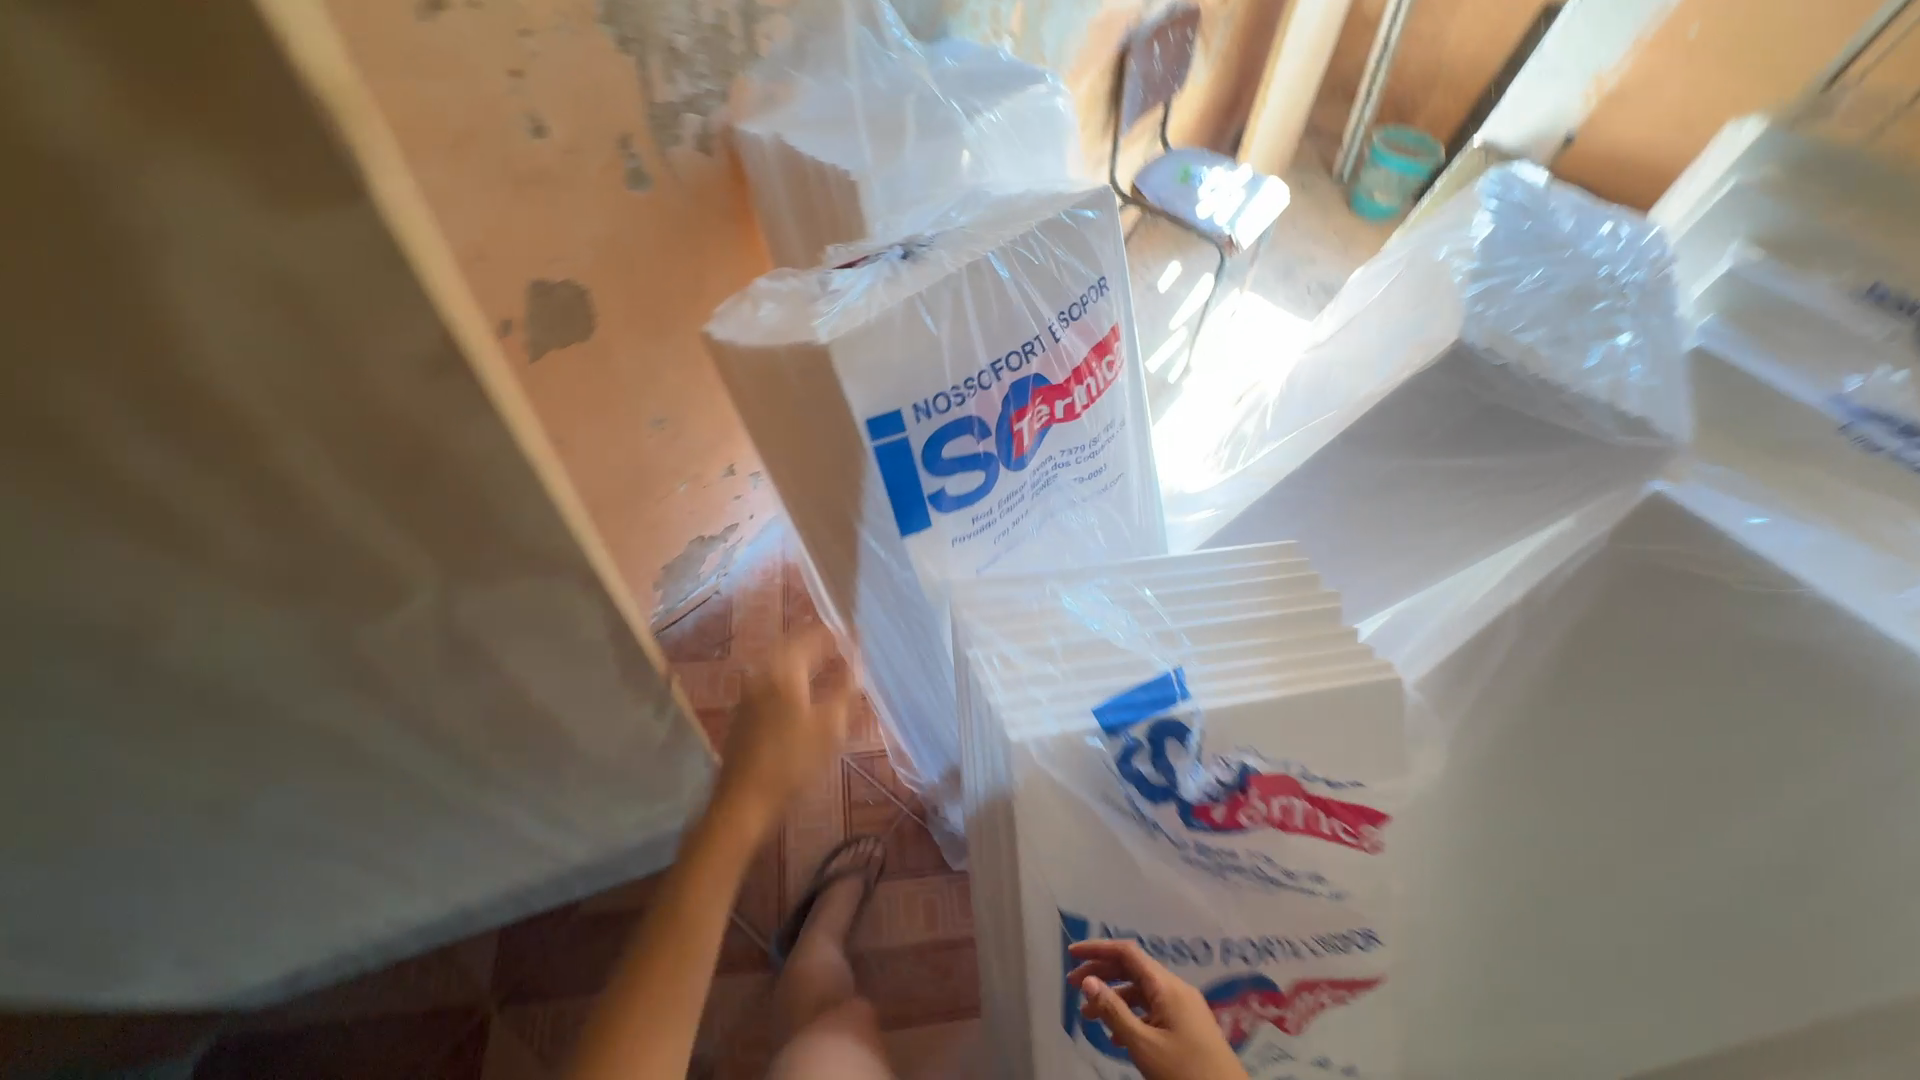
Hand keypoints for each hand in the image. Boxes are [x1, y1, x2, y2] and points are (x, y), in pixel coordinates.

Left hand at [711, 625, 852, 830]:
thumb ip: (846, 691)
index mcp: (784, 670)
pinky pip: (772, 680)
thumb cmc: (792, 762)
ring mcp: (749, 692)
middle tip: (842, 645)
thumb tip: (858, 665)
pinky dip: (792, 676)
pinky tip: (805, 691)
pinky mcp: (744, 711)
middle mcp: (763, 673)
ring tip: (828, 664)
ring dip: (804, 659)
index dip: (835, 633)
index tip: (855, 634)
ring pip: (780, 663)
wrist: (744, 800)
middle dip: (818, 643)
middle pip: (792, 646)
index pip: (811, 636)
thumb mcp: (830, 728)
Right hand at [1067, 939, 1248, 1079]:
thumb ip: (1114, 1011)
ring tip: (1088, 1017)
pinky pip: (1153, 1009)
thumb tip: (1088, 980)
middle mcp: (1176, 988)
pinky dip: (1131, 1015)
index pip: (1127, 952)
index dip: (1098, 949)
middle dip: (1102, 974)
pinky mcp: (1188, 1025)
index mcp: (1166, 986)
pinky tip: (1116, 1036)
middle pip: (1133, 969)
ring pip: (1142, 991)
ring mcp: (1184, 1007)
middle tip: (1072, 986)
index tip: (1071, 955)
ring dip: (1114, 998)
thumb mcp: (1143, 1044)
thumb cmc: (1184, 1072)